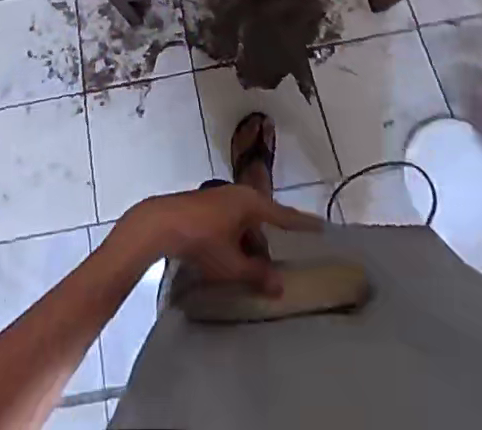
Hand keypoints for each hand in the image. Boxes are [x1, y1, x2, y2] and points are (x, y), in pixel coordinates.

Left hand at [113, 184, 321, 293]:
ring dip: (246, 245)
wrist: (160, 224)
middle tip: (268, 269)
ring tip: (243, 270)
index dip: (302, 225)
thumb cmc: (202, 241)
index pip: (284, 216)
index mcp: (251, 203)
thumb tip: (280, 286)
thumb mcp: (232, 264)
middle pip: (261, 222)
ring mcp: (219, 198)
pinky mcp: (203, 205)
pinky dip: (232, 239)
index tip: (321, 227)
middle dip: (264, 246)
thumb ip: (258, 274)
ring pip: (242, 224)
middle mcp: (238, 195)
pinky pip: (228, 224)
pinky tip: (224, 258)